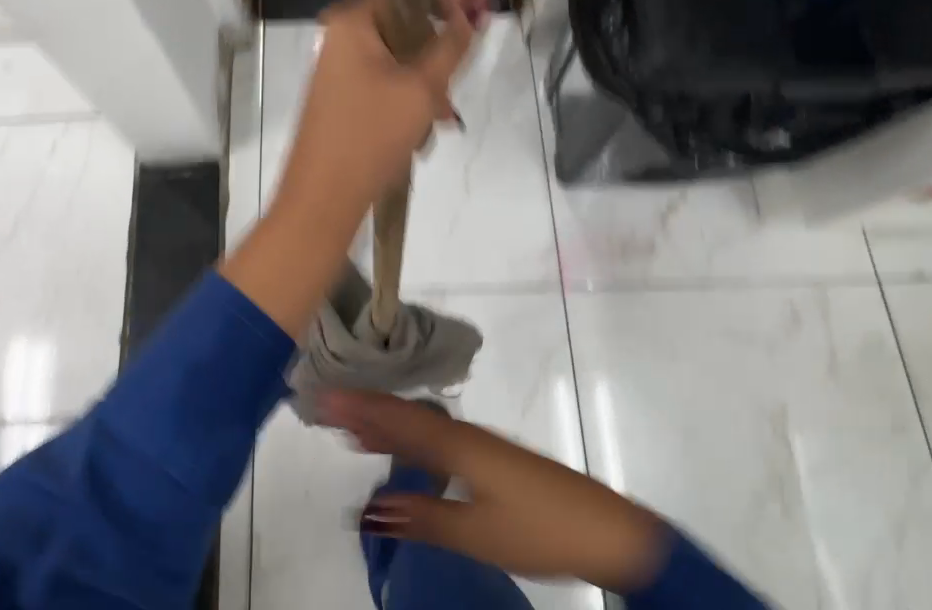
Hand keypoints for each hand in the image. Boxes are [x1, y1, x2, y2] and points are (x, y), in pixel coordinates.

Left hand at [269, 0, 490, 230]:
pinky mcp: (344, 93)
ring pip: (400, 52)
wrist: (323, 196)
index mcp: (352, 21)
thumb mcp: (422, 88)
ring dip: (430, 71)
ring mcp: (340, 66)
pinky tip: (430, 121)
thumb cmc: (371, 135)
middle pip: (405, 16)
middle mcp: (342, 35)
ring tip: (449, 106)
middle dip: (443, 32)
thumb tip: (469, 15)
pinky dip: (412, 90)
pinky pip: (388, 77)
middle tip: (479, 37)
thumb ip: (452, 45)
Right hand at [320, 389, 669, 592]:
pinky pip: (441, 440)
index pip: (399, 420)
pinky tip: (407, 455)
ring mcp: (483, 447)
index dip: (362, 408)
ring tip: (354, 429)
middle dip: (369, 412)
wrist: (606, 531)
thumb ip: (422, 518)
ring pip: (425, 428)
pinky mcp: (495, 460)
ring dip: (390, 425)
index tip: (325, 397)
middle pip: (410, 417)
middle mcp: (468, 436)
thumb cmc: (539, 530)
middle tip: (329, 408)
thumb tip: (369, 510)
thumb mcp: (476, 533)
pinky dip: (415, 441)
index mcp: (460, 447)